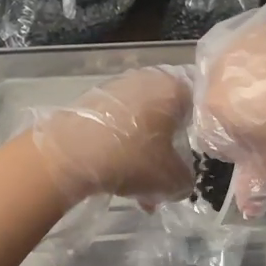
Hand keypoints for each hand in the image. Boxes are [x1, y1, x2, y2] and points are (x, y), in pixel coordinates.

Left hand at [30, 66, 193, 205]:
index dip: (195, 137)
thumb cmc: (131, 159)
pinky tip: (113, 174)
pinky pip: (115, 125)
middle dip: (165, 147)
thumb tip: (182, 180)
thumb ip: (187, 179)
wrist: (68, 153)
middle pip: (165, 116)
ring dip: (141, 151)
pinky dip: (118, 146)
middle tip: (162, 176)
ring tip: (135, 186)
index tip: (187, 160)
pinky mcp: (90, 99)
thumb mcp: (171, 180)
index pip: (197, 108)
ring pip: (139, 123)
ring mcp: (116, 87)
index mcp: (173, 87)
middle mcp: (146, 78)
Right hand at [191, 0, 265, 214]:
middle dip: (246, 113)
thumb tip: (246, 205)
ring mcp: (257, 33)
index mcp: (219, 102)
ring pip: (249, 68)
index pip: (211, 135)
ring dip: (265, 85)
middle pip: (225, 95)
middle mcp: (227, 61)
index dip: (238, 150)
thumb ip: (259, 182)